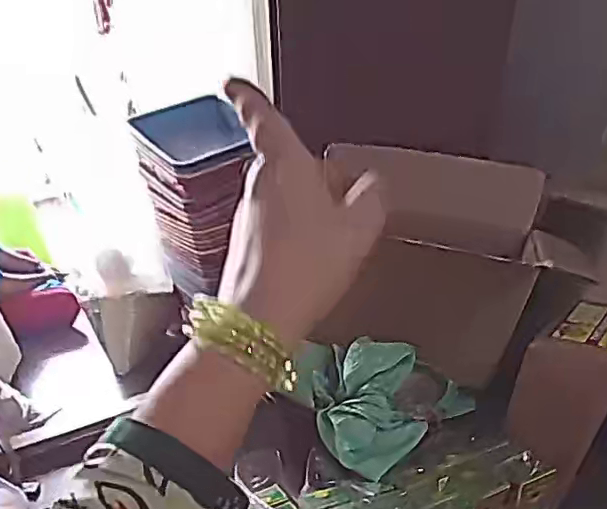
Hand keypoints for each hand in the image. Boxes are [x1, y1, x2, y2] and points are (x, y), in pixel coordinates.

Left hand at [218, 79, 384, 347]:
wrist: (261, 323)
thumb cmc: (305, 270)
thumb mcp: (359, 229)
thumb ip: (372, 197)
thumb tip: (371, 187)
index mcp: (284, 165)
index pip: (261, 118)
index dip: (248, 98)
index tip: (234, 86)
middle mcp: (257, 187)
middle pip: (286, 167)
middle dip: (311, 178)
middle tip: (341, 204)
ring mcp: (246, 221)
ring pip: (281, 203)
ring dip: (305, 215)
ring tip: (328, 249)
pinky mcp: (242, 251)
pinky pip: (273, 234)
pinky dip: (292, 242)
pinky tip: (308, 269)